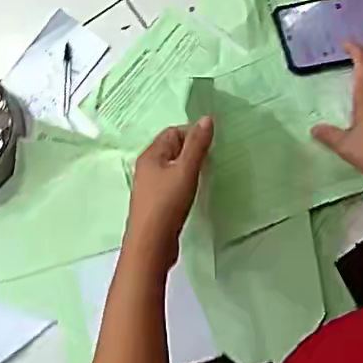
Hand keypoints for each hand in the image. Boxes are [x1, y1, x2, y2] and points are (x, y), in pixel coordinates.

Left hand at [123, 117, 214, 272]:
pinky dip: (186, 182)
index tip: (213, 144)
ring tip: (208, 173)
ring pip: (173, 166)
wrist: (151, 244)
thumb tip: (207, 118)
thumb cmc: (167, 204)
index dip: (193, 134)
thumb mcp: (185, 171)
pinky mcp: (157, 201)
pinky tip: (197, 190)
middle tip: (215, 158)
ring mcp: (151, 184)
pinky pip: (173, 182)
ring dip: (190, 167)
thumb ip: (197, 145)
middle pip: (173, 148)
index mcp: (150, 154)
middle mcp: (147, 166)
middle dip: (193, 149)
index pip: (173, 132)